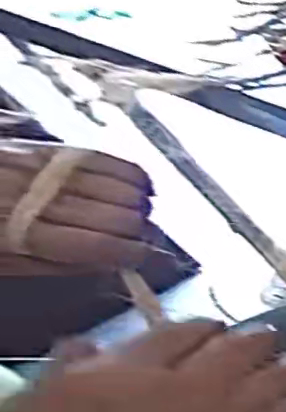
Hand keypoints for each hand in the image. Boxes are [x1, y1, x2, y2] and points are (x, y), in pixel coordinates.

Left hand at [0, 144, 152, 275]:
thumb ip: (58, 264)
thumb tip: (115, 262)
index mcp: (20, 234)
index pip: (112, 247)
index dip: (134, 254)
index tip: (134, 256)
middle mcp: (34, 199)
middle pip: (125, 218)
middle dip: (138, 230)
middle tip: (131, 235)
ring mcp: (38, 169)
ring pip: (127, 191)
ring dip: (137, 205)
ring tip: (128, 211)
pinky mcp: (40, 147)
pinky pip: (109, 161)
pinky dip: (132, 177)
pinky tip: (129, 188)